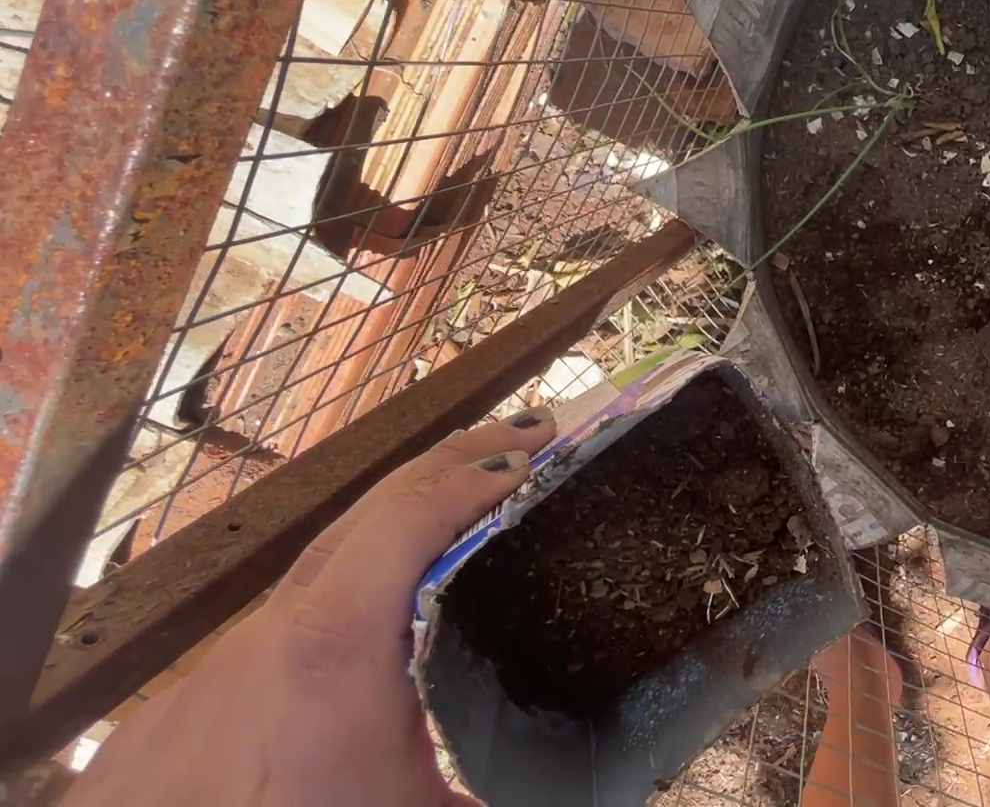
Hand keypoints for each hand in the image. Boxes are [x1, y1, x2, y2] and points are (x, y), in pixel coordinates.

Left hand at [65, 409, 556, 806]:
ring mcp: (226, 654)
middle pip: (371, 506)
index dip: (473, 476)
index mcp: (331, 651)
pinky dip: (365, 556)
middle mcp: (272, 632)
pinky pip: (296, 596)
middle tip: (534, 429)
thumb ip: (506, 769)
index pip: (405, 521)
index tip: (537, 459)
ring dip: (415, 503)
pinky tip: (394, 579)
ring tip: (479, 484)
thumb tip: (586, 756)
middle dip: (459, 453)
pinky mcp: (195, 686)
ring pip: (332, 548)